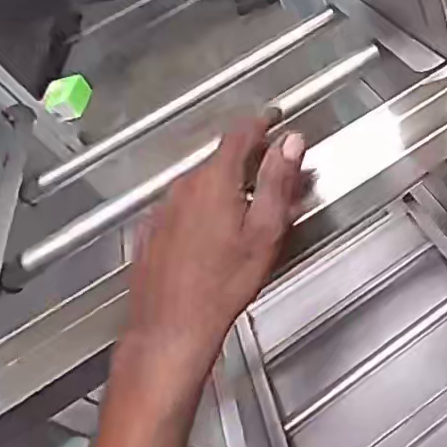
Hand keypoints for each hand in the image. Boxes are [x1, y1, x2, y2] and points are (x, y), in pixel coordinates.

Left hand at [126, 116, 307, 367]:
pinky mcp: (155, 230)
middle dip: (254, 162)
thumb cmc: (221, 286)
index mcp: (215, 181)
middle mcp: (185, 188)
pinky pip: (188, 206)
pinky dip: (209, 207)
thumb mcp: (266, 229)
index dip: (262, 123)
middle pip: (224, 160)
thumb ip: (279, 180)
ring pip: (206, 184)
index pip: (240, 134)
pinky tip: (223, 233)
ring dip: (232, 186)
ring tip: (256, 210)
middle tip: (279, 174)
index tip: (274, 119)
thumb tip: (291, 144)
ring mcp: (165, 209)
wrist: (172, 327)